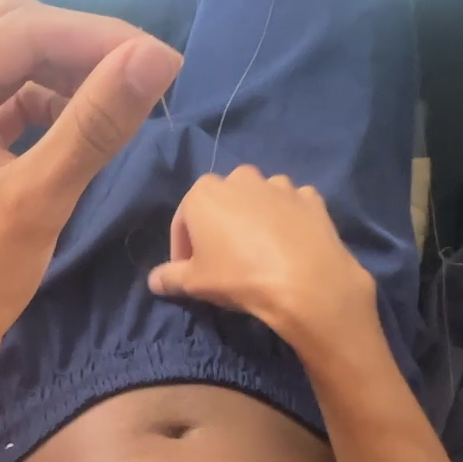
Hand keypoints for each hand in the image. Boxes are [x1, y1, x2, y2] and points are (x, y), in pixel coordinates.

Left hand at [0, 0, 181, 373]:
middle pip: (14, 32)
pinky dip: (47, 102)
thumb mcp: (41, 199)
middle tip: (142, 77)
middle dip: (82, 48)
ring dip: (67, 74)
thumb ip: (95, 124)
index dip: (99, 36)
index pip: (25, 31)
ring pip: (12, 63)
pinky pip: (5, 98)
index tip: (163, 61)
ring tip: (117, 102)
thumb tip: (155, 57)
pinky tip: (80, 123)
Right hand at [147, 167, 379, 355]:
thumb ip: (170, 277)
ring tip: (258, 255)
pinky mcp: (309, 197)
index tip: (188, 274)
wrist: (305, 280)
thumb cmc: (238, 277)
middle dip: (217, 230)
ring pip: (256, 202)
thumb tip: (153, 280)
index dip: (182, 251)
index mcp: (204, 193)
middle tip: (222, 263)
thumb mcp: (194, 283)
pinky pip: (289, 208)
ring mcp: (278, 184)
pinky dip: (285, 222)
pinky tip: (287, 247)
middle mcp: (239, 178)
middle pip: (220, 206)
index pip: (182, 222)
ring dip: (252, 222)